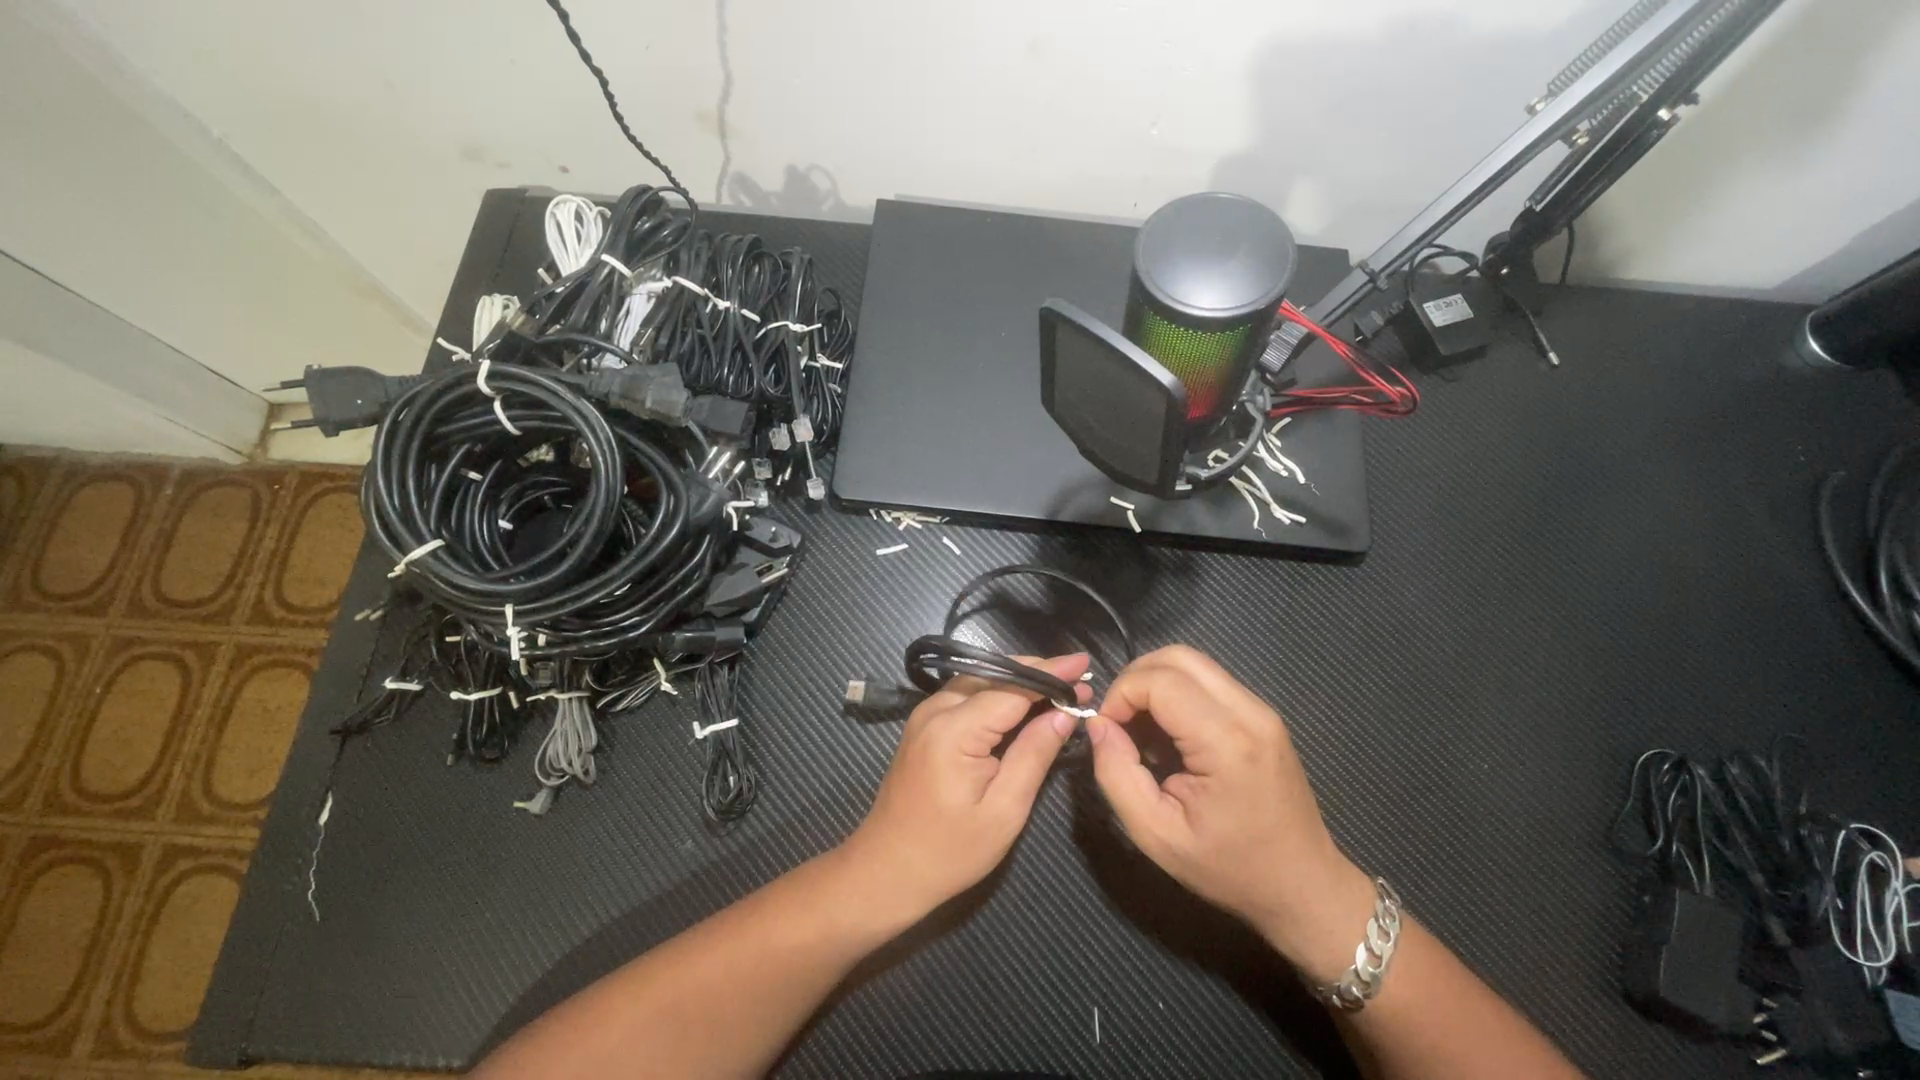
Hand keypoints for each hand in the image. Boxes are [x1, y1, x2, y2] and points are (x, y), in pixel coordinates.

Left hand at [838, 653, 1090, 923]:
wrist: (887, 870)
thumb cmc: (950, 852)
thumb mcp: (1004, 810)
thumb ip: (1034, 754)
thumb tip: (1065, 714)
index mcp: (954, 730)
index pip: (1012, 687)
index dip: (1051, 674)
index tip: (1085, 664)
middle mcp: (935, 711)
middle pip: (994, 675)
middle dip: (1038, 672)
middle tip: (1080, 680)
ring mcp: (924, 716)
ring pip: (979, 680)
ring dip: (1018, 679)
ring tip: (1059, 686)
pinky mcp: (923, 726)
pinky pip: (966, 694)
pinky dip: (997, 692)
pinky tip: (1023, 702)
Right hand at [1086, 645, 1373, 981]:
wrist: (1303, 886)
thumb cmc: (1229, 868)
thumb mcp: (1156, 835)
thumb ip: (1117, 774)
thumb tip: (1098, 725)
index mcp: (1226, 742)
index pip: (1160, 680)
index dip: (1120, 695)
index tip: (1107, 732)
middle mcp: (1250, 712)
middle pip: (1178, 656)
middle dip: (1135, 679)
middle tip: (1119, 722)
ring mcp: (1262, 710)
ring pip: (1194, 663)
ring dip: (1156, 683)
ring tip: (1141, 728)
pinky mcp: (1263, 717)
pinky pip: (1210, 682)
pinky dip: (1178, 693)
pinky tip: (1169, 735)